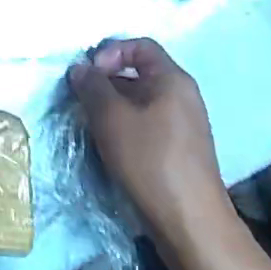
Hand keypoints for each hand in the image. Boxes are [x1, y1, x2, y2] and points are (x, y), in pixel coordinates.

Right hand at [68, 38, 239, 248]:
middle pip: (138, 73)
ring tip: (91, 125)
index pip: (140, 46)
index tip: (90, 75)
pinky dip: (125, 127)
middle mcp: (182, 96)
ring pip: (140, 101)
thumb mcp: (111, 117)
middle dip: (106, 81)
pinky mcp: (178, 150)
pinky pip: (147, 124)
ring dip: (112, 107)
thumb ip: (92, 86)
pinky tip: (109, 146)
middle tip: (81, 101)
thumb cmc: (150, 160)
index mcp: (173, 79)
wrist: (190, 223)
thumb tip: (80, 69)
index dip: (110, 52)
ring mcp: (183, 124)